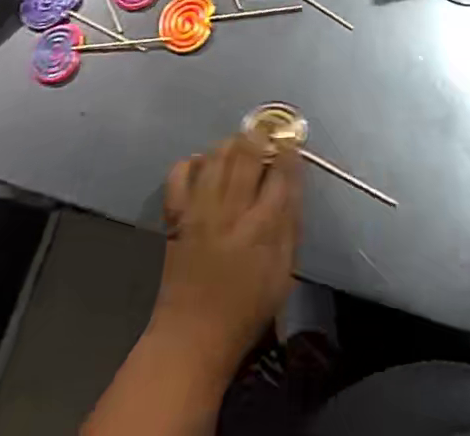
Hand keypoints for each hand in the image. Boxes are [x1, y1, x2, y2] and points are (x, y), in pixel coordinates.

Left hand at [152, 135, 302, 377]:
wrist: (193, 336)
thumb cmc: (247, 307)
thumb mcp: (284, 271)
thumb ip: (290, 225)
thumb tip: (294, 186)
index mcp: (262, 226)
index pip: (280, 173)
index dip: (288, 151)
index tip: (292, 140)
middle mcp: (230, 211)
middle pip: (246, 155)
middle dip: (260, 136)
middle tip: (268, 133)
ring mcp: (199, 210)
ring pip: (216, 157)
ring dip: (231, 144)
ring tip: (241, 146)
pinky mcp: (175, 217)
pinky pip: (180, 174)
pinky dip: (192, 161)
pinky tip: (204, 163)